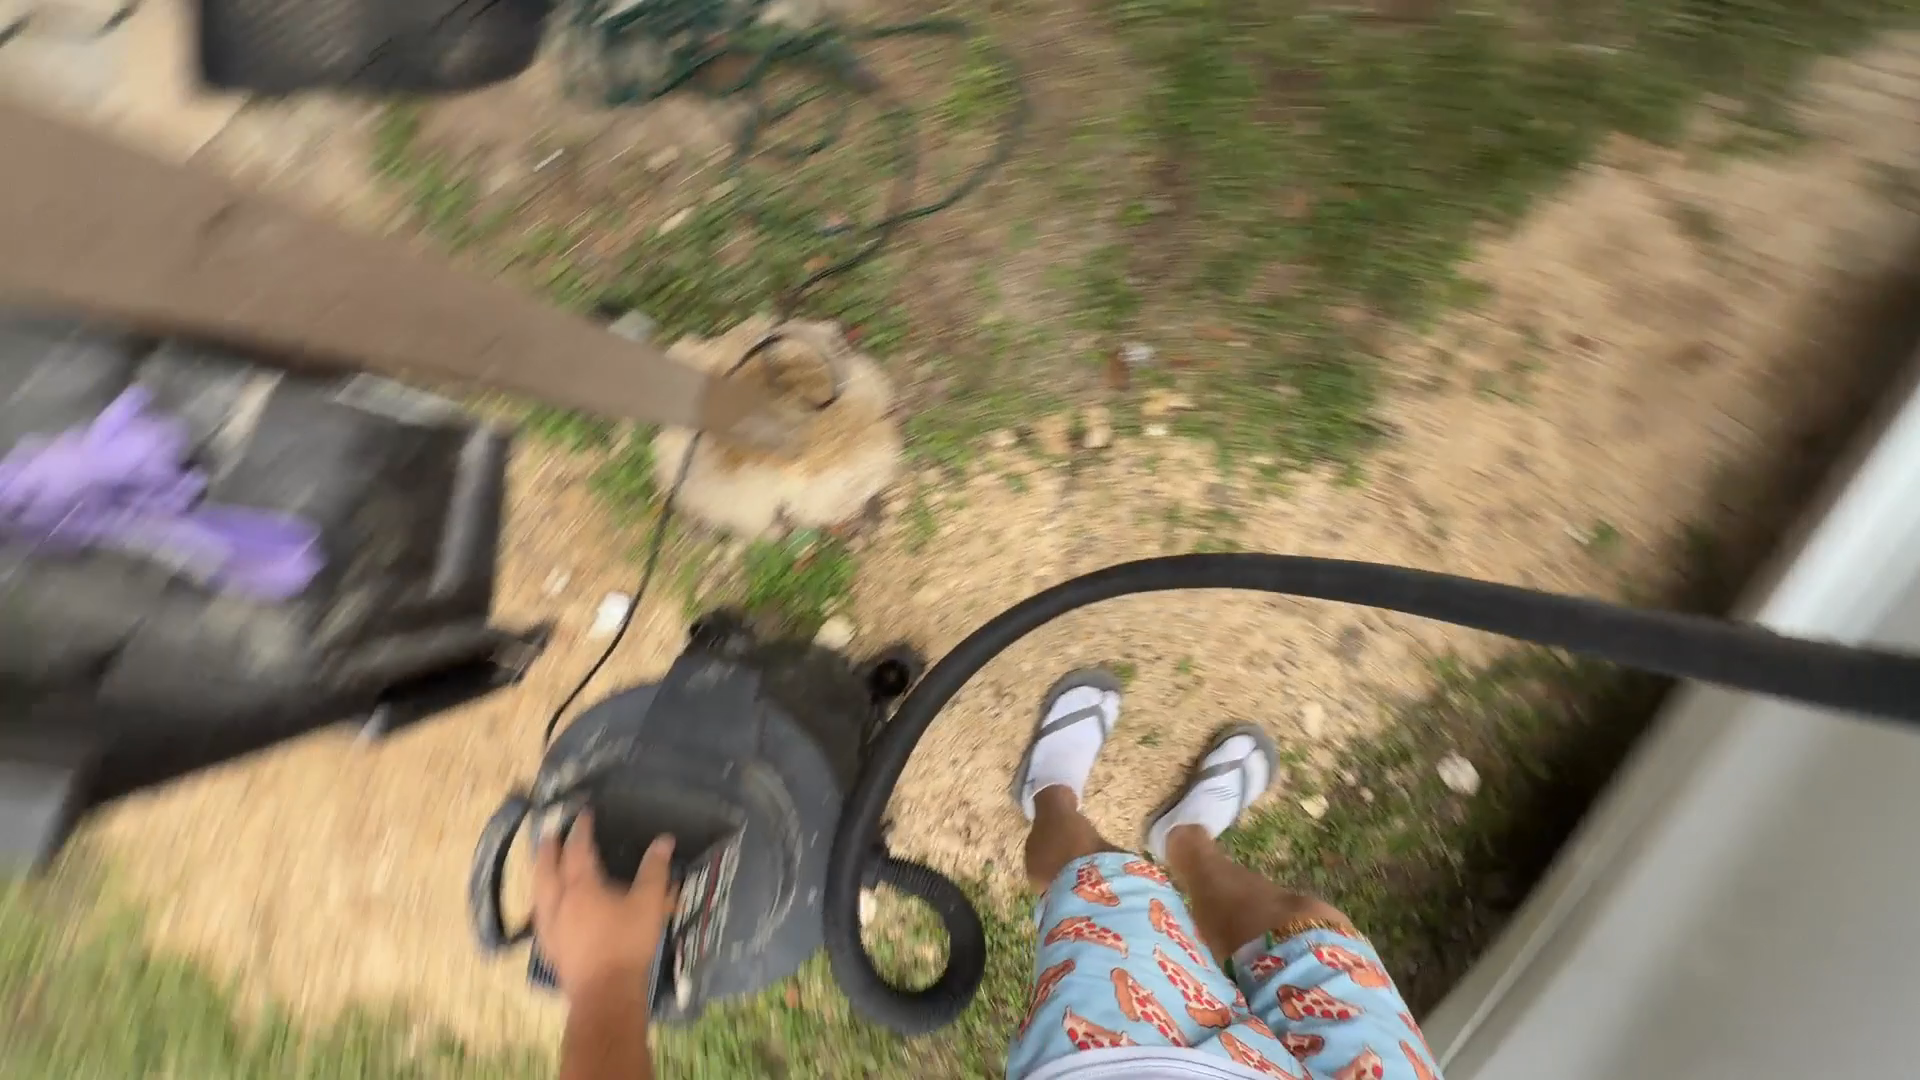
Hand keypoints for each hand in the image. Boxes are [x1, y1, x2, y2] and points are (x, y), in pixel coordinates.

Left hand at [533, 812, 676, 1002]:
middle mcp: (559, 903)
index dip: (580, 830)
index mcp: (581, 887)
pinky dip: (542, 901)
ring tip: (543, 865)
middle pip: (546, 870)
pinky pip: (540, 915)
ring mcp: (550, 928)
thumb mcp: (649, 901)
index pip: (577, 850)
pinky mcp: (550, 948)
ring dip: (540, 875)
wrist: (605, 994)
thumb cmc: (627, 942)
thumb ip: (655, 869)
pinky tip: (546, 908)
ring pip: (538, 894)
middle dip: (548, 850)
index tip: (582, 814)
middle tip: (550, 834)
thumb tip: (664, 840)